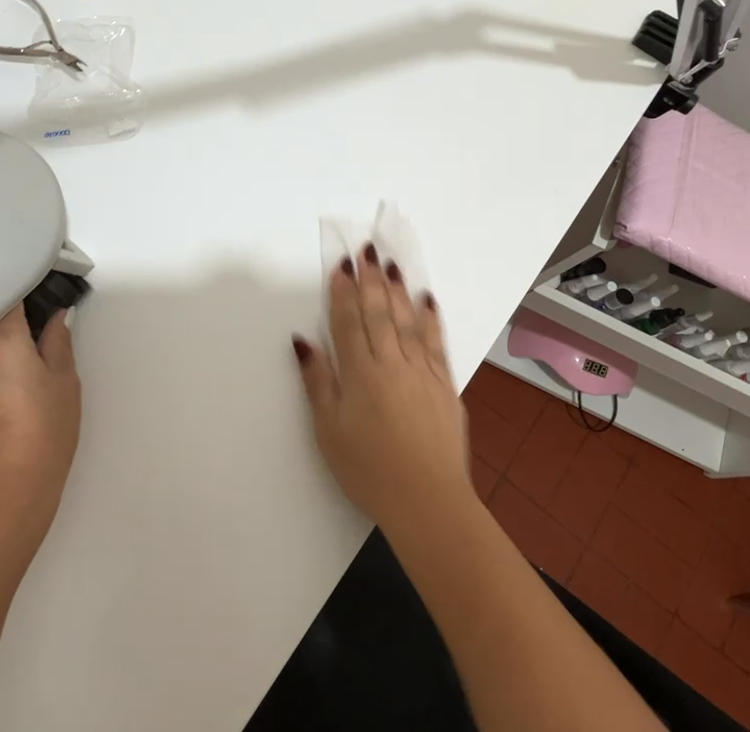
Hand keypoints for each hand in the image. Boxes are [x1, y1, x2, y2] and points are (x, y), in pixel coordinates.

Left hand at [0, 305, 80, 528]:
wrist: (3, 493)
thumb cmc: (42, 436)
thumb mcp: (64, 383)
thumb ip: (58, 342)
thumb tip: (55, 318)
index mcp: (0, 337)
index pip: (8, 293)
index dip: (27, 287)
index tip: (43, 290)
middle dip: (9, 312)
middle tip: (37, 323)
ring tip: (20, 355)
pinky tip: (1, 384)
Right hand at [292, 244, 471, 533]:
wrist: (428, 500)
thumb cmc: (369, 470)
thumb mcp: (329, 431)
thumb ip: (318, 382)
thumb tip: (304, 341)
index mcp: (360, 374)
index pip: (348, 322)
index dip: (342, 292)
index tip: (341, 265)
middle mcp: (392, 363)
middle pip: (378, 312)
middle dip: (370, 279)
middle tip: (367, 250)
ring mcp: (422, 372)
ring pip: (407, 320)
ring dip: (398, 289)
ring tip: (391, 263)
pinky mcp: (444, 385)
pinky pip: (436, 342)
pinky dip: (430, 318)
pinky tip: (426, 300)